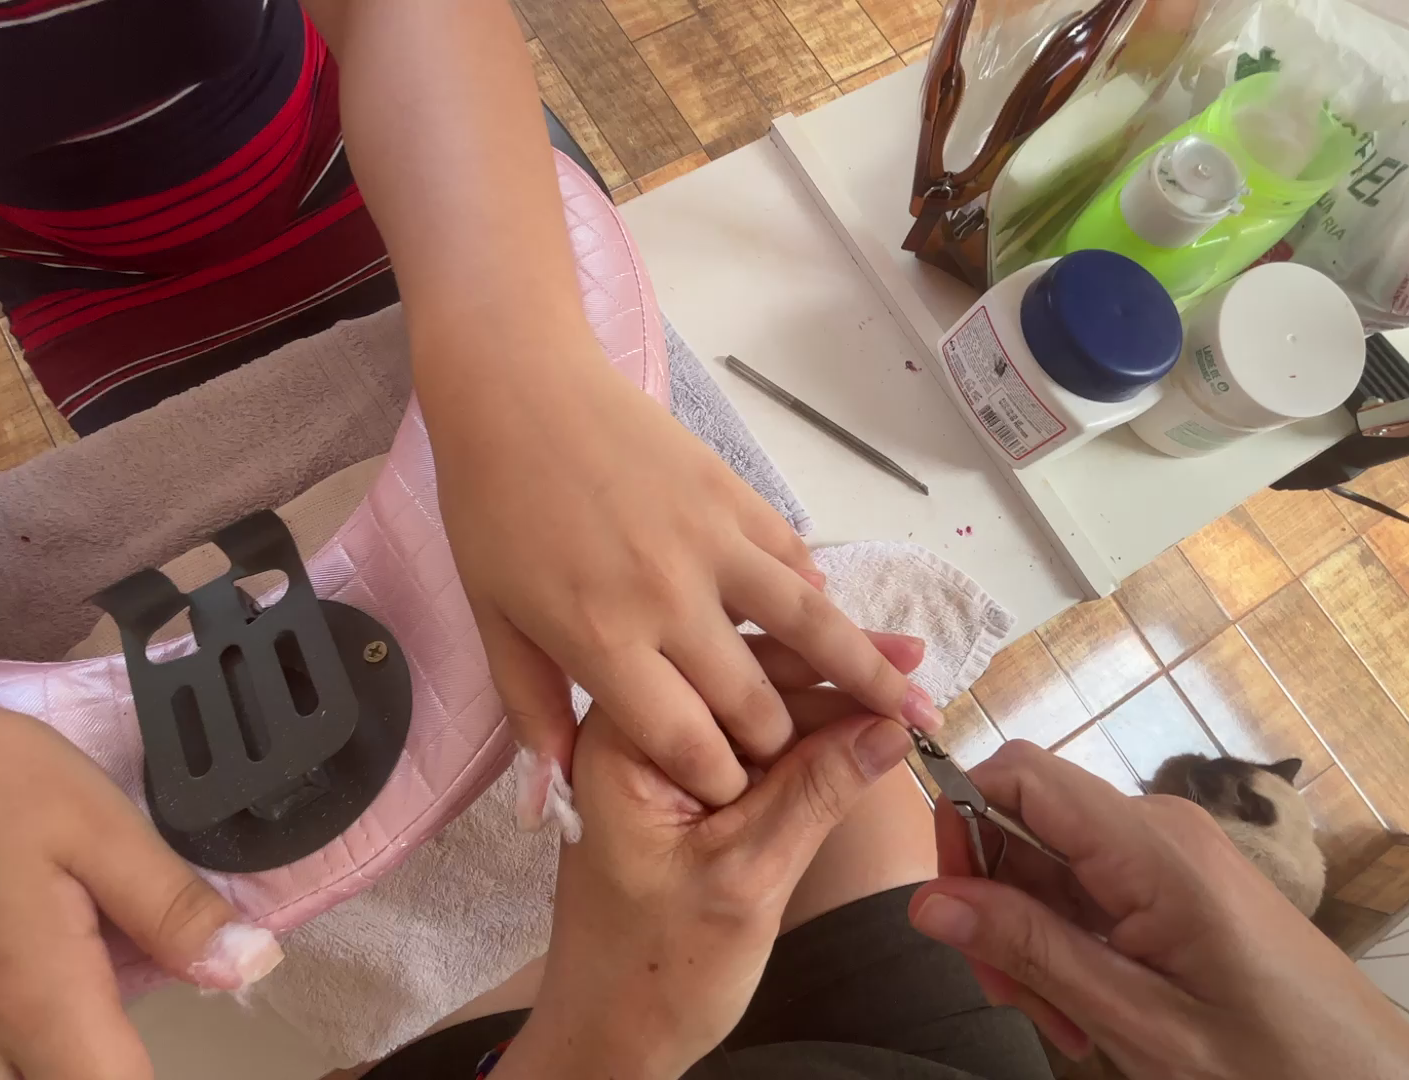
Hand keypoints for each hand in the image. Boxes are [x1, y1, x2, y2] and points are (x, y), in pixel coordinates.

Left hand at [425, 327, 940, 809]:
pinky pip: (793, 555)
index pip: (689, 744)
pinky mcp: (735, 494)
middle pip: (753, 702)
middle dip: (777, 744)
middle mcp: (672, 601)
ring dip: (864, 670)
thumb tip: (551, 795)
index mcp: (604, 642)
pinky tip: (832, 611)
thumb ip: (531, 709)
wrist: (519, 393)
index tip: (731, 791)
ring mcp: (713, 542)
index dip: (719, 780)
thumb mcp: (492, 619)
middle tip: (792, 754)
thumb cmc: (492, 510)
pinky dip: (816, 589)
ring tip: (916, 701)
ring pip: (808, 623)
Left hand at [492, 634, 923, 1078]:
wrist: (614, 1032)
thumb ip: (816, 793)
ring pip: (756, 706)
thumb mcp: (747, 876)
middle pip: (747, 677)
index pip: (732, 669)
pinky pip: (751, 741)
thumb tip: (891, 725)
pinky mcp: (683, 778)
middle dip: (835, 675)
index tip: (903, 661)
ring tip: (904, 697)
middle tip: (916, 668)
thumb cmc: (659, 968)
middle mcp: (635, 724)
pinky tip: (856, 727)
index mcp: (624, 733)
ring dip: (830, 705)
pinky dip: (807, 739)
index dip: (825, 659)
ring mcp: (659, 750)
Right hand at [905, 742, 1408, 1079]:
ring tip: (1059, 1020)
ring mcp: (1167, 849)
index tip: (951, 903)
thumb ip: (1029, 951)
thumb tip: (923, 901)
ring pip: (1048, 858)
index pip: (1018, 773)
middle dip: (995, 898)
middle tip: (1006, 993)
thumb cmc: (1285, 1075)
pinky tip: (1088, 1006)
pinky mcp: (1175, 877)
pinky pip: (1086, 883)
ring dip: (1030, 930)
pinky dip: (1067, 937)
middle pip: (1024, 820)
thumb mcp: (1143, 1024)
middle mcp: (1155, 824)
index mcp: (1152, 844)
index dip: (962, 815)